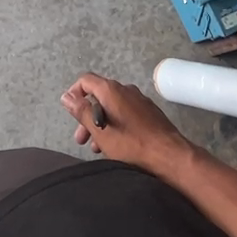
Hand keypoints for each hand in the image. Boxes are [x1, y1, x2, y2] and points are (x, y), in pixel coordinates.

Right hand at [60, 72, 195, 176]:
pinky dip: (115, 125)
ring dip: (101, 124)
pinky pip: (125, 113)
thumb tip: (66, 96)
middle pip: (98, 95)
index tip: (71, 113)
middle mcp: (125, 89)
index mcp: (111, 90)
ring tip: (98, 148)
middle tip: (81, 139)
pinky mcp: (149, 112)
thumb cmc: (132, 145)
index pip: (85, 81)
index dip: (74, 94)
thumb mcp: (101, 132)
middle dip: (87, 116)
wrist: (170, 155)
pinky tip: (116, 145)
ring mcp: (139, 100)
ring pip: (112, 107)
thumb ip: (81, 112)